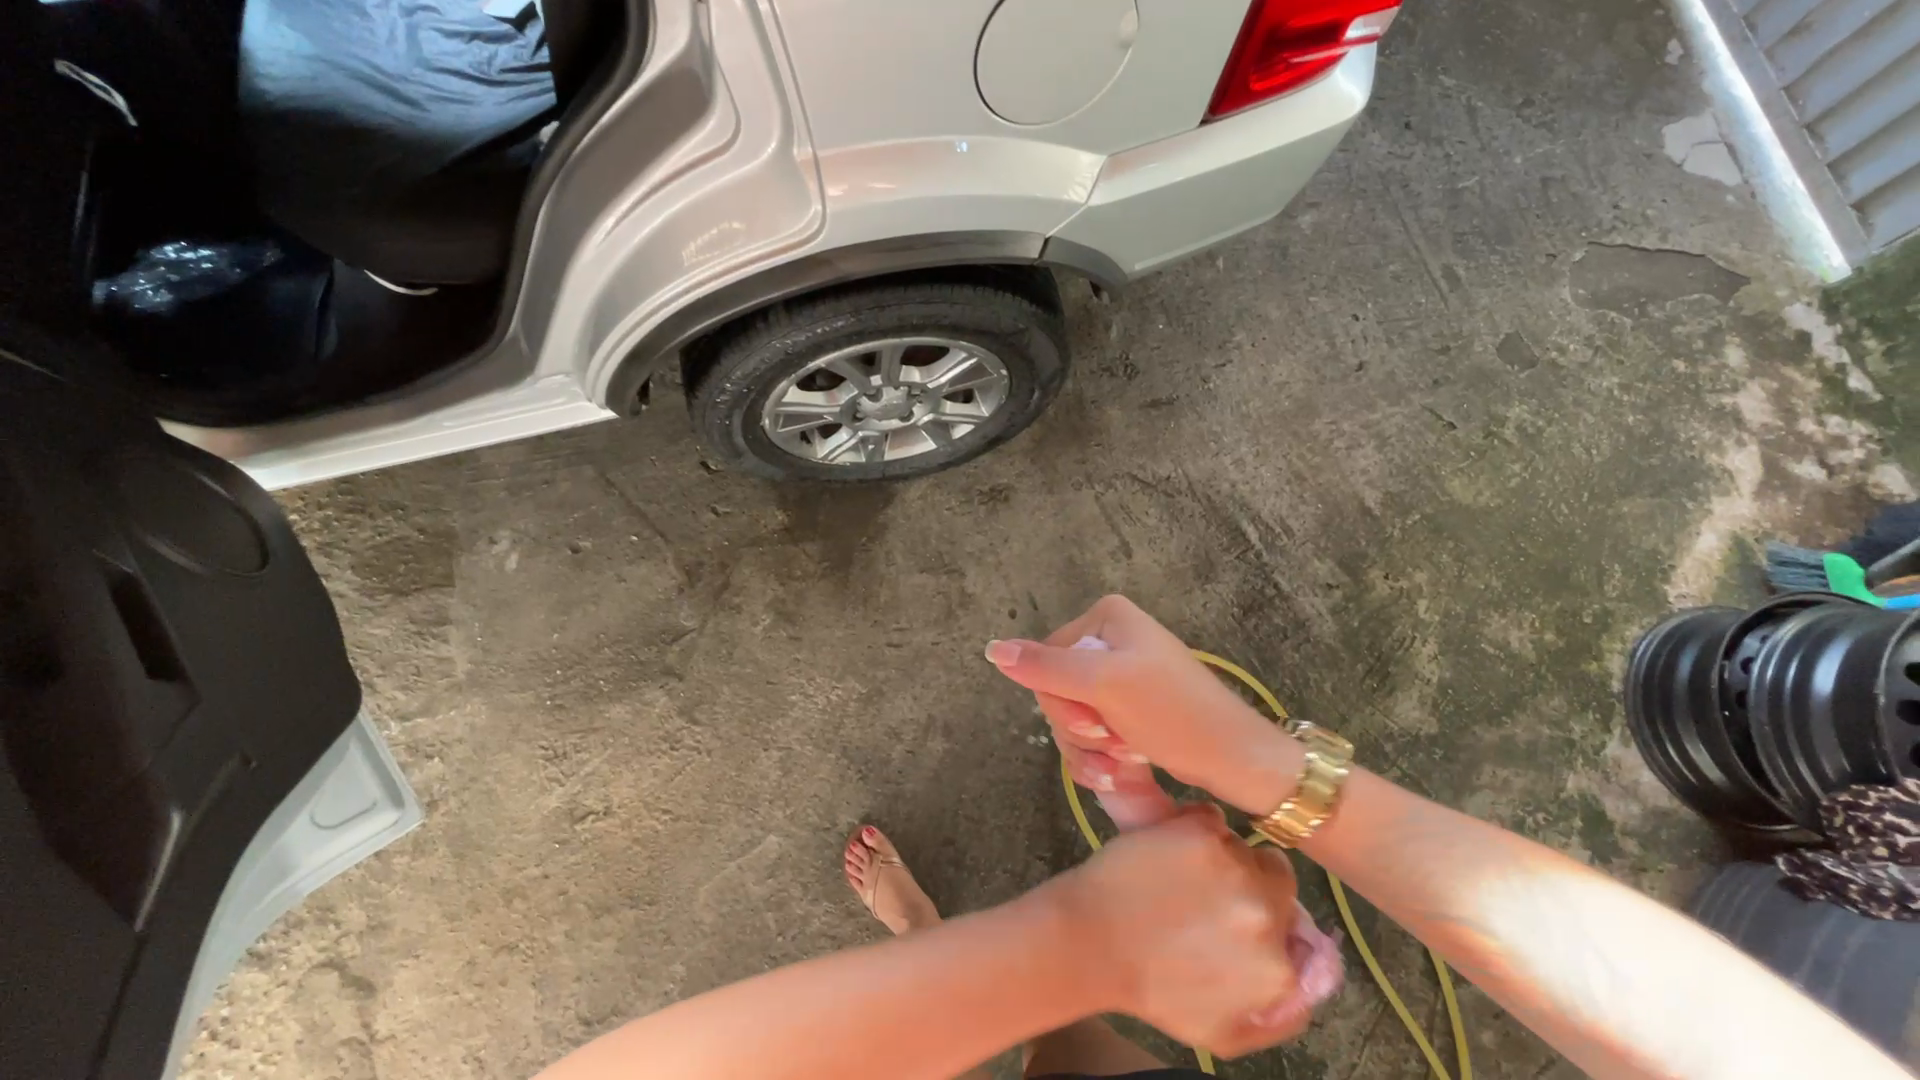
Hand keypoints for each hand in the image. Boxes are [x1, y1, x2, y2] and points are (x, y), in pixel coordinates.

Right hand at [987, 595, 1302, 814]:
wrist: (1232, 758)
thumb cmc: (1173, 712)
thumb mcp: (1104, 685)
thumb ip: (1045, 667)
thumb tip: (992, 648)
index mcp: (1106, 619)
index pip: (1045, 660)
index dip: (1061, 699)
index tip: (1096, 719)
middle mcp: (1110, 640)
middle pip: (1056, 691)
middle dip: (1079, 726)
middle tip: (1112, 739)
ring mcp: (1119, 677)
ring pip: (1070, 718)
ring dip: (1090, 748)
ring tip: (1123, 759)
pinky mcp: (1127, 710)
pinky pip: (1089, 733)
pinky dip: (1099, 756)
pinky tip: (1123, 768)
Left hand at [1047, 804, 1313, 1054]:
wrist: (1091, 944)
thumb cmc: (1153, 990)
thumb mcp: (1225, 1032)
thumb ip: (1281, 1014)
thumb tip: (1313, 980)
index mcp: (1278, 965)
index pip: (1297, 924)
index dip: (1268, 916)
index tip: (1236, 917)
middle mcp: (1266, 912)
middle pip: (1277, 877)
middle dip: (1250, 881)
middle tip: (1209, 891)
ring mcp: (1233, 866)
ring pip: (1242, 845)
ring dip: (1220, 854)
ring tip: (1181, 873)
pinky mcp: (1199, 831)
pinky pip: (1211, 817)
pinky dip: (1194, 826)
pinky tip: (1170, 848)